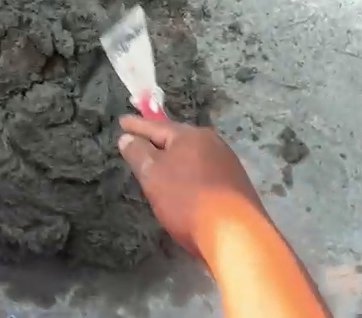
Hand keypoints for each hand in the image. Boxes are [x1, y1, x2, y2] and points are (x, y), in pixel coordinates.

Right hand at [116, 115, 261, 254]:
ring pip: (194, 158)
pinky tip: (187, 189)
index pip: (155, 126)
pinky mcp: (239, 189)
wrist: (239, 239)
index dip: (136, 125)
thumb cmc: (188, 200)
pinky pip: (206, 175)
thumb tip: (128, 138)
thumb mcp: (152, 174)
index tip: (122, 121)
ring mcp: (230, 166)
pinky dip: (192, 177)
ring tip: (163, 169)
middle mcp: (213, 144)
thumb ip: (137, 152)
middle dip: (159, 143)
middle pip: (178, 140)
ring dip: (177, 162)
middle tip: (141, 145)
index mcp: (191, 135)